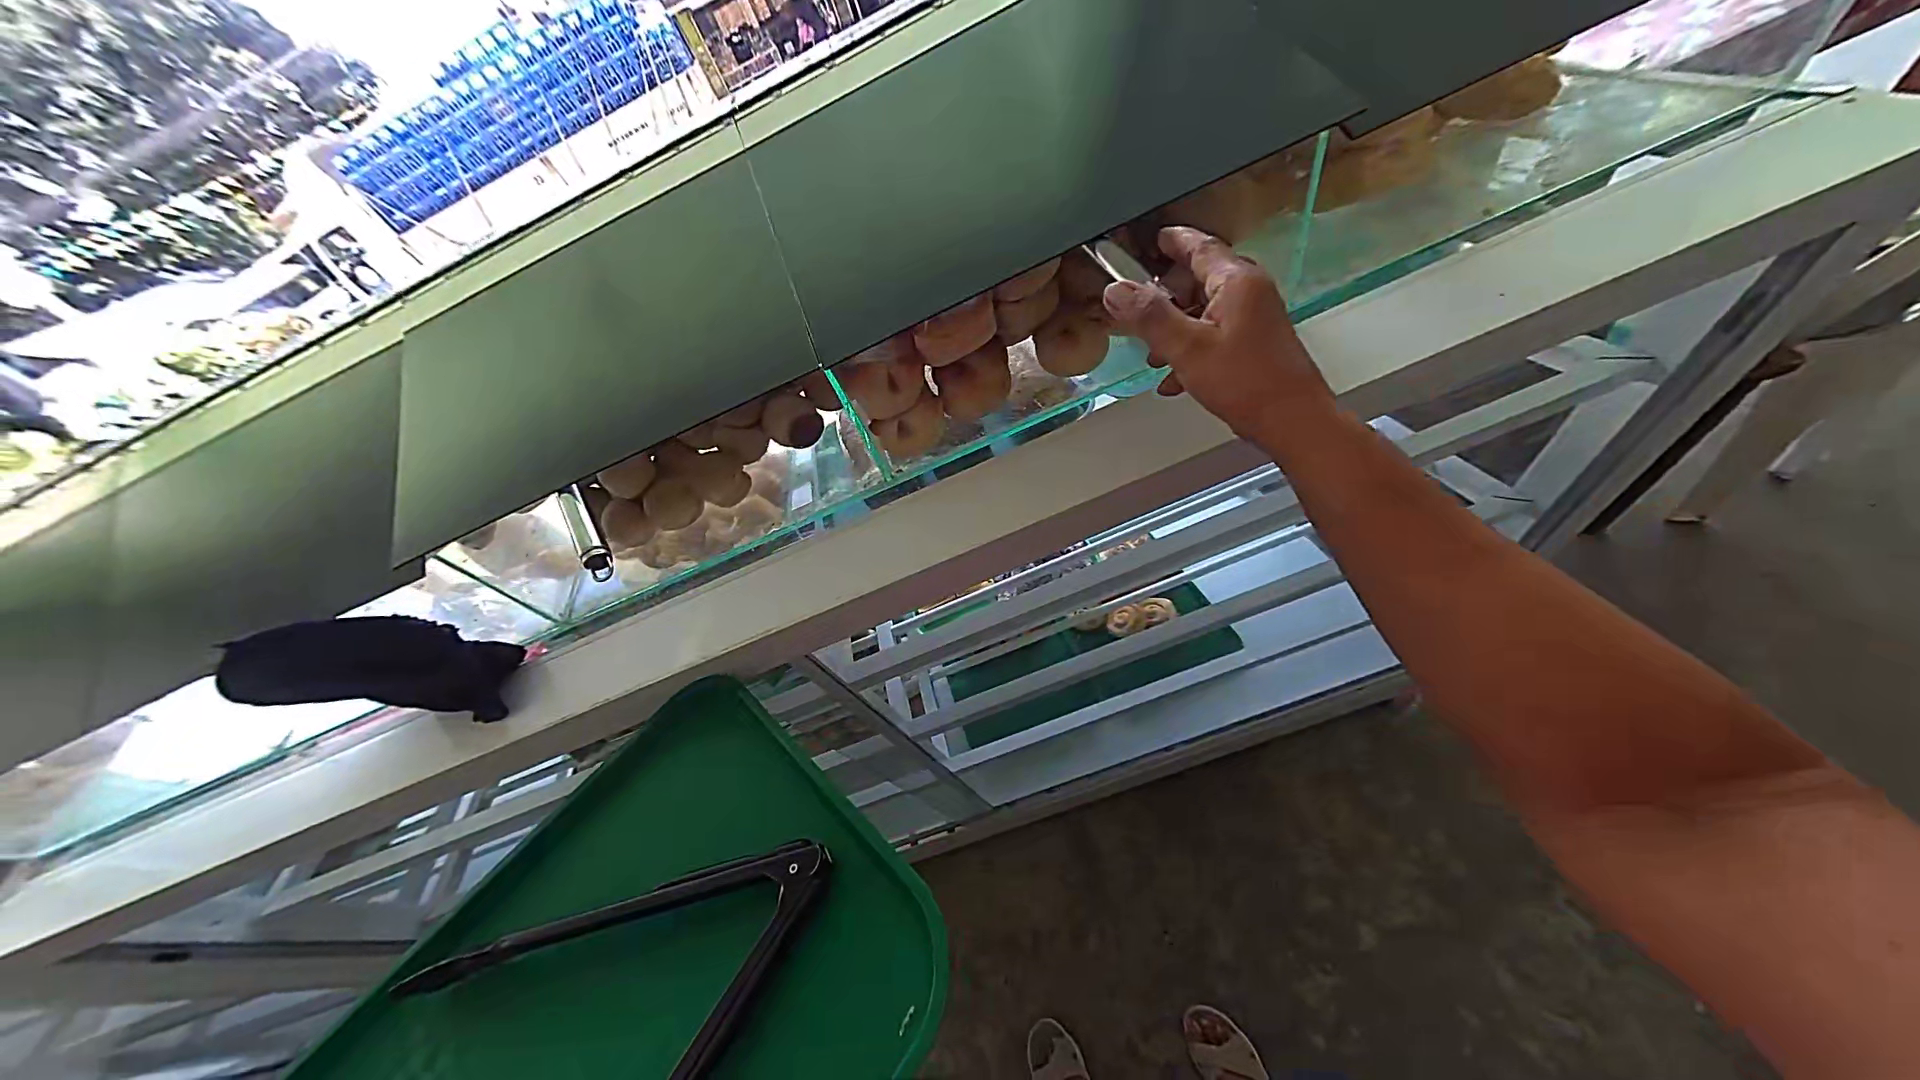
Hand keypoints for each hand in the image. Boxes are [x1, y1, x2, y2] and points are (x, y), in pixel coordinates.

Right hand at [1101, 227, 1334, 438]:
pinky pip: (1214, 337)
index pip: (1201, 247)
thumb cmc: (1244, 381)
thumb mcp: (1187, 348)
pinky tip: (1173, 380)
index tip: (1154, 239)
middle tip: (1138, 312)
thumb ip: (1149, 316)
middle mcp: (1250, 293)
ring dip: (1174, 329)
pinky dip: (1191, 351)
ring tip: (1152, 355)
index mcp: (1237, 282)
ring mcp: (1255, 319)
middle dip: (1166, 297)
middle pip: (1199, 280)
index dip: (1174, 241)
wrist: (1291, 421)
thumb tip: (1115, 290)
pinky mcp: (1255, 345)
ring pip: (1204, 312)